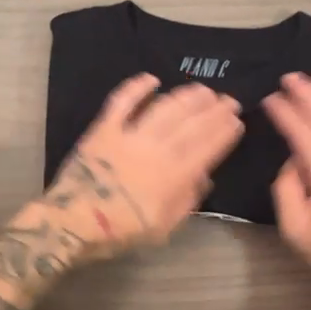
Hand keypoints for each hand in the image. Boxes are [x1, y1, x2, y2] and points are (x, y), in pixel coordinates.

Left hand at [34, 73, 243, 259]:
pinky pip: (122, 101)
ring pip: (164, 108)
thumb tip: (204, 176)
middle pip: (191, 124)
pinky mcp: (104, 127)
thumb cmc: (121, 231)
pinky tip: (151, 78)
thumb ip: (186, 200)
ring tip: (201, 89)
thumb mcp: (164, 227)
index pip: (207, 147)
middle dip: (212, 110)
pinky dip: (137, 87)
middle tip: (227, 98)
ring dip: (185, 97)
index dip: (223, 131)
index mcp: (173, 176)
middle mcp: (156, 149)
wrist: (74, 222)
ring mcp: (129, 135)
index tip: (236, 119)